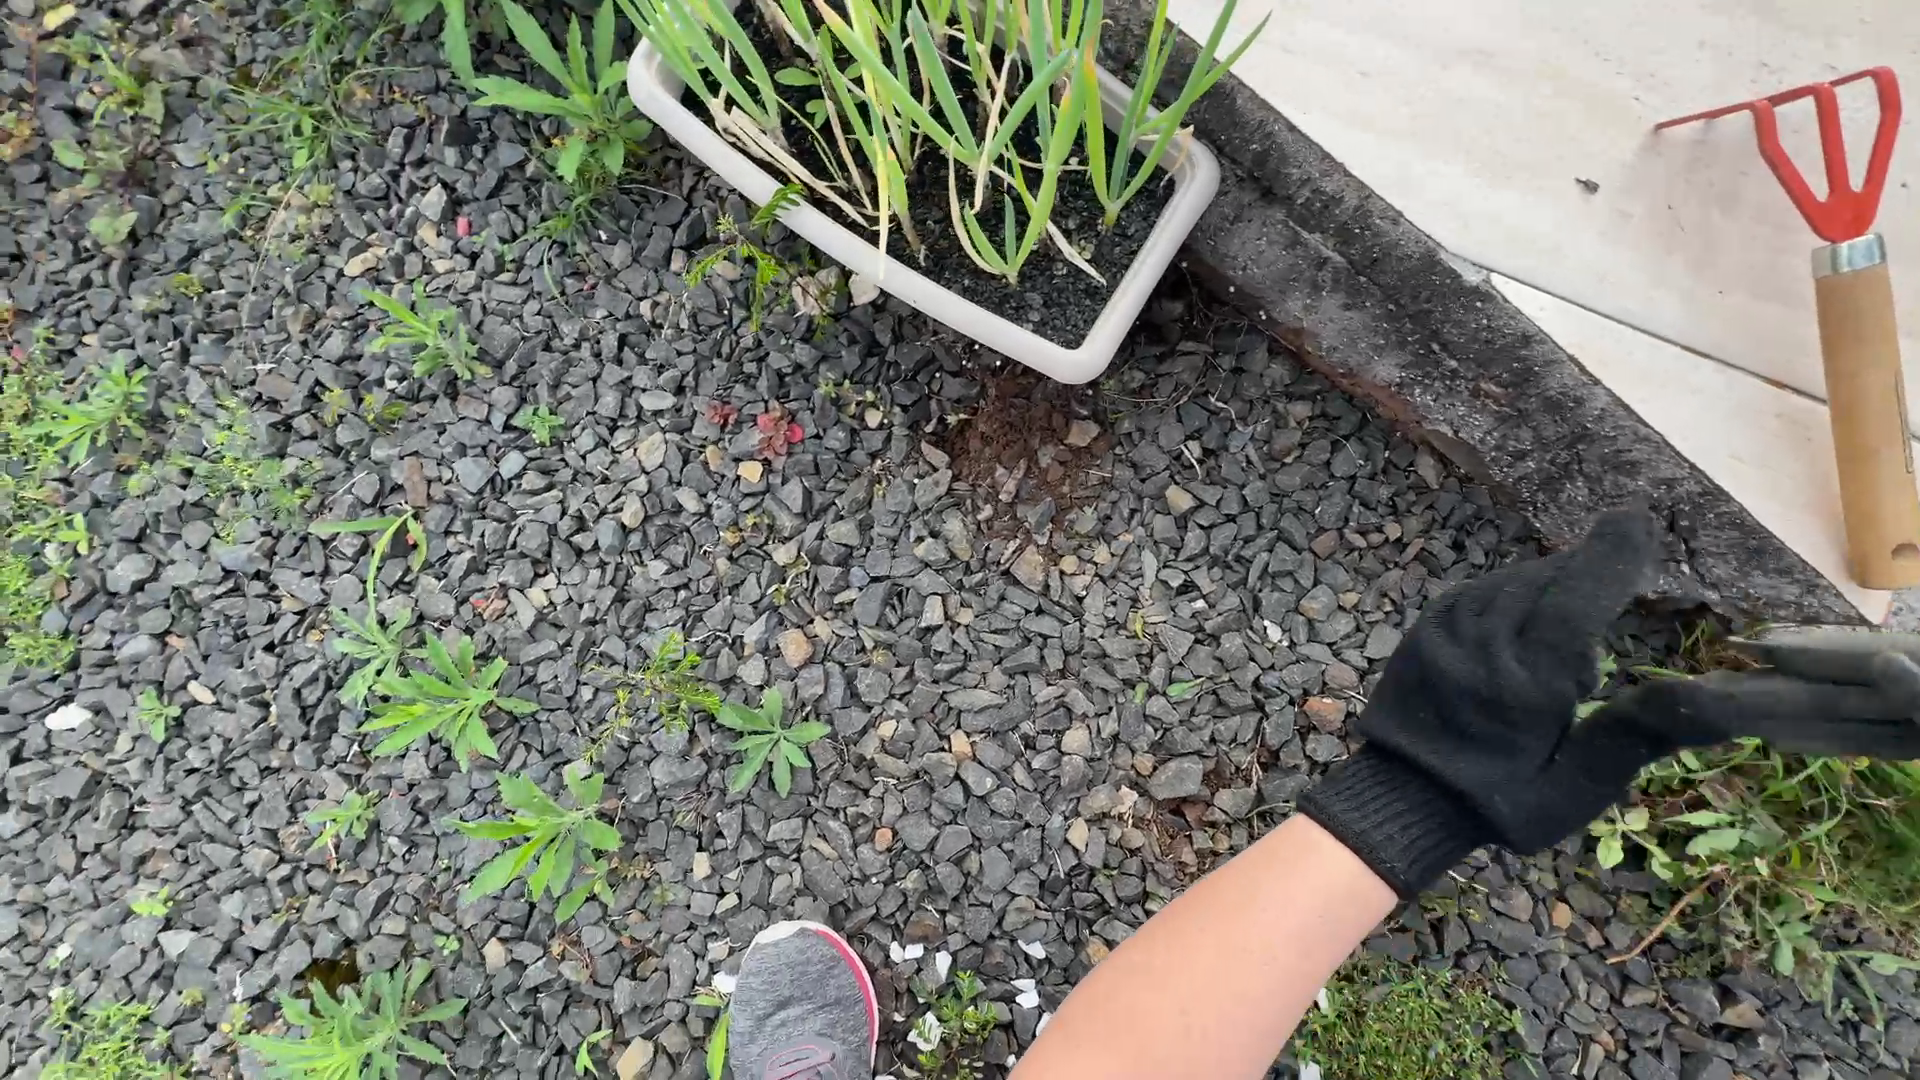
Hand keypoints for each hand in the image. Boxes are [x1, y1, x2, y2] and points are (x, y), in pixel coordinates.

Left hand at [1298, 506, 1919, 898]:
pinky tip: (1523, 617)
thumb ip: (1641, 732)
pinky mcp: (1420, 632)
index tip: (1636, 518)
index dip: (1608, 556)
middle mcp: (1480, 642)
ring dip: (1547, 586)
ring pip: (1507, 584)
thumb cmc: (1500, 801)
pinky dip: (1507, 593)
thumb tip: (1720, 695)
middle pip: (1544, 584)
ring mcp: (1442, 632)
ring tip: (1566, 629)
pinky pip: (1473, 594)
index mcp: (1527, 678)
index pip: (1576, 599)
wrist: (1401, 796)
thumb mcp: (1578, 785)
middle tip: (1615, 577)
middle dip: (1585, 574)